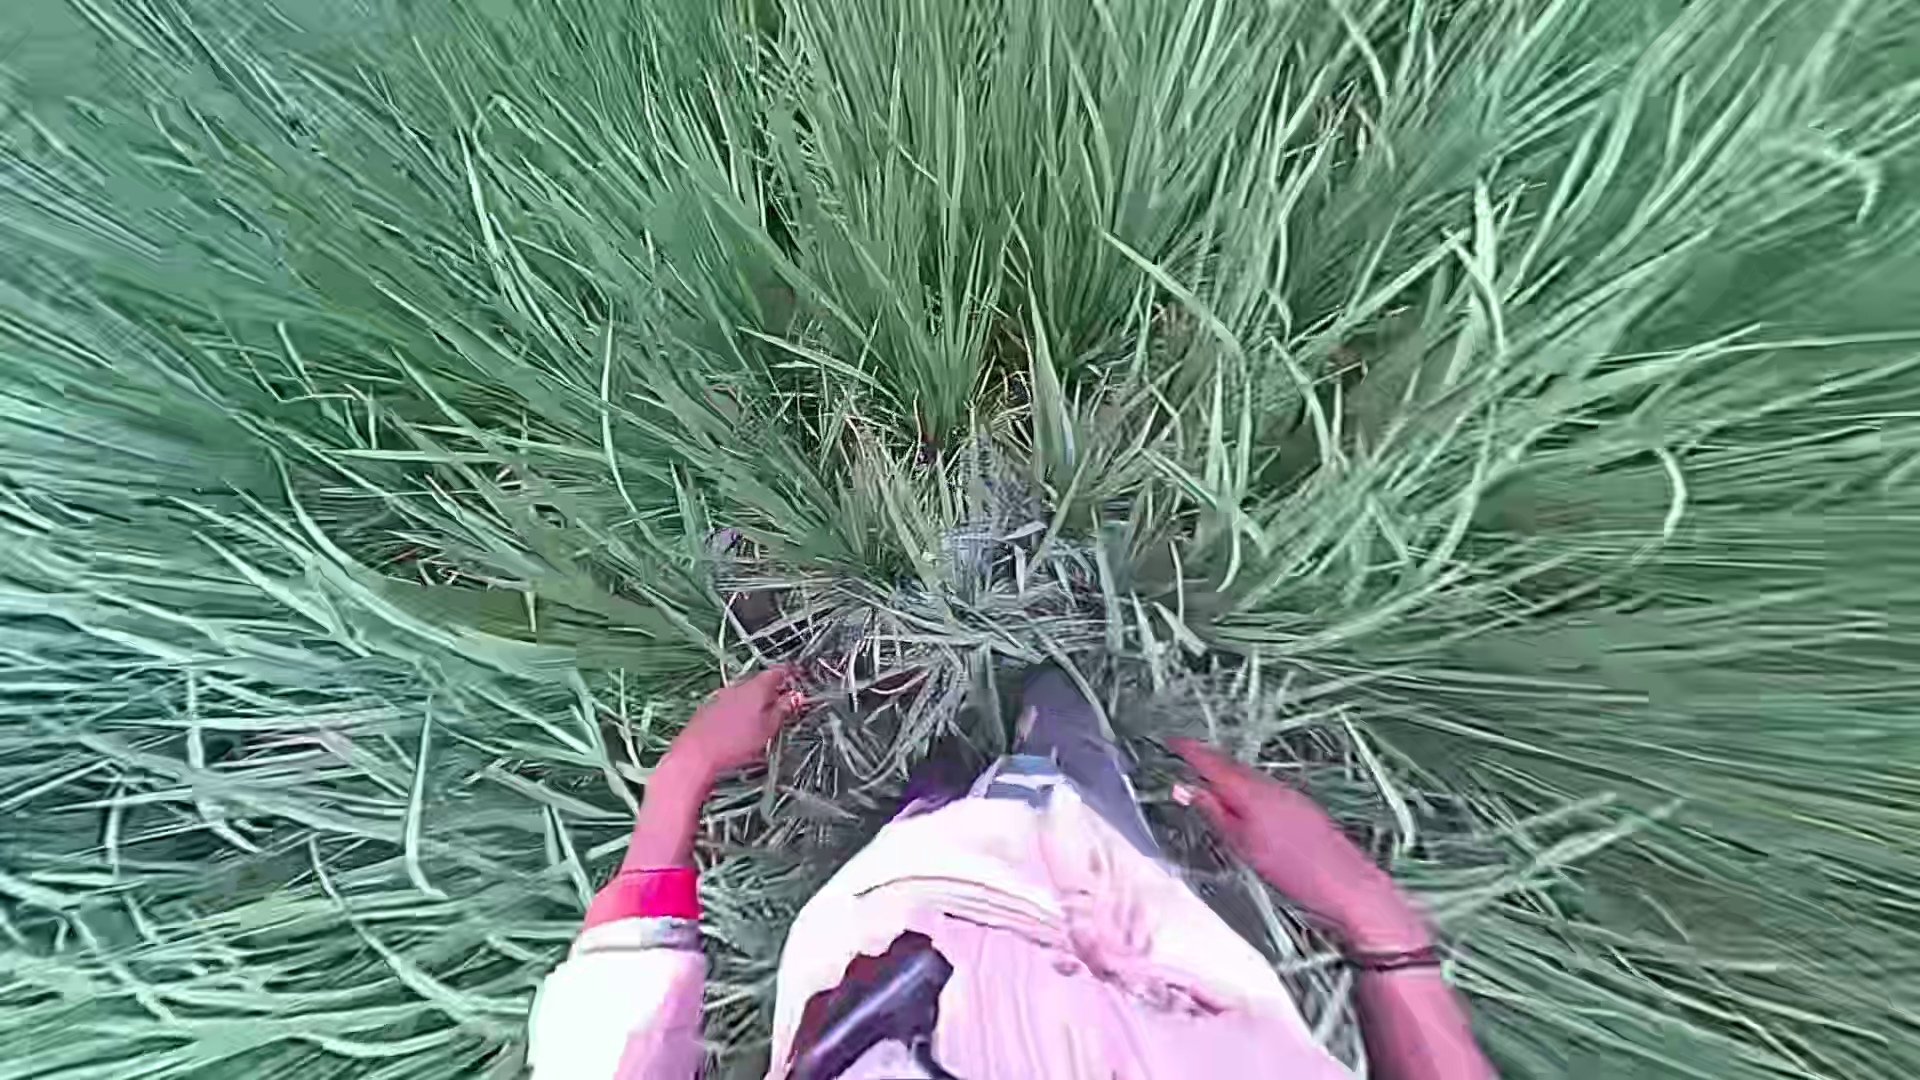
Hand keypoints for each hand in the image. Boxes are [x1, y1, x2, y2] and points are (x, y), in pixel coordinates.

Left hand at [667, 666, 805, 778]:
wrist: (695, 756)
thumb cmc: (733, 743)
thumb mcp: (769, 728)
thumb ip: (783, 710)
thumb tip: (794, 698)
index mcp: (756, 687)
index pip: (777, 673)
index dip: (788, 677)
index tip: (794, 685)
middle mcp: (737, 687)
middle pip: (759, 683)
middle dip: (771, 692)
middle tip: (781, 707)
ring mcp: (720, 697)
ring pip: (743, 694)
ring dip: (753, 703)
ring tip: (760, 723)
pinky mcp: (707, 710)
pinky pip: (728, 705)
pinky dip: (737, 712)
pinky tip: (738, 730)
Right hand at [1170, 737, 1428, 951]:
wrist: (1350, 886)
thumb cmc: (1291, 870)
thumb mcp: (1240, 844)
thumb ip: (1212, 811)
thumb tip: (1184, 786)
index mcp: (1247, 790)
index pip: (1210, 761)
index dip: (1188, 749)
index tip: (1171, 741)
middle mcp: (1267, 783)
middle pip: (1228, 763)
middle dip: (1205, 757)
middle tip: (1184, 755)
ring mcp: (1287, 792)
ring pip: (1246, 774)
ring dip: (1225, 771)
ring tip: (1208, 776)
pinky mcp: (1300, 804)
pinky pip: (1262, 783)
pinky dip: (1244, 783)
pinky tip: (1242, 798)